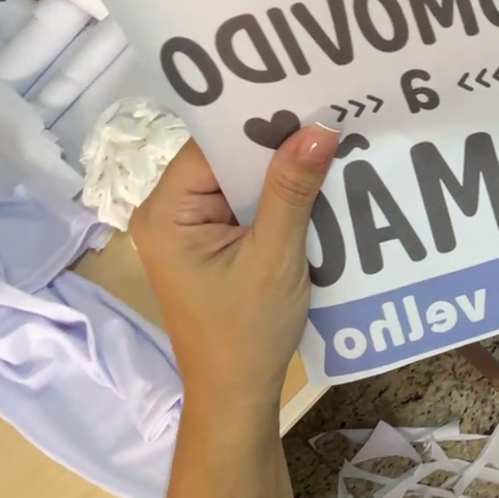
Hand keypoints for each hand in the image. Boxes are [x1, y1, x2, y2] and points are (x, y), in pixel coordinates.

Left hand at [130, 126, 337, 422]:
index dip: (259, 126)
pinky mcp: (217, 246)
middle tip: (329, 121)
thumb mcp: (275, 256)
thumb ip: (292, 191)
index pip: (213, 148)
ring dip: (283, 175)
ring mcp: (195, 231)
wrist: (239, 392)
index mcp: (167, 213)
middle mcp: (172, 214)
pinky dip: (281, 200)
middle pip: (227, 161)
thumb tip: (319, 129)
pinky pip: (250, 208)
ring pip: (242, 184)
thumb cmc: (248, 330)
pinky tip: (317, 189)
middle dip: (276, 148)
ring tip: (331, 148)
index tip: (308, 106)